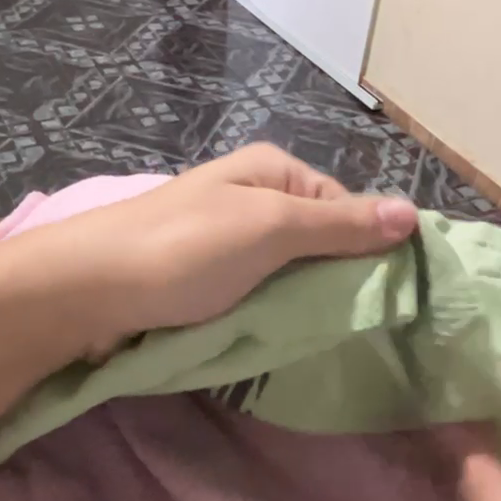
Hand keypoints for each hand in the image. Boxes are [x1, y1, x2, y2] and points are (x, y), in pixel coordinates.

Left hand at [0, 144, 419, 356]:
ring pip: (287, 269)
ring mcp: (225, 237)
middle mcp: (251, 196)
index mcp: (272, 170)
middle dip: (333, 276)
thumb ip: (339, 225)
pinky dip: (268, 308)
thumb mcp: (271, 228)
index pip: (346, 206)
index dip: (367, 245)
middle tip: (349, 320)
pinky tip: (275, 330)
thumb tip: (412, 213)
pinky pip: (255, 288)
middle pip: (317, 238)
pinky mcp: (203, 275)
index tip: (384, 293)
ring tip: (312, 330)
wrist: (89, 288)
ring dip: (300, 298)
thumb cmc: (185, 250)